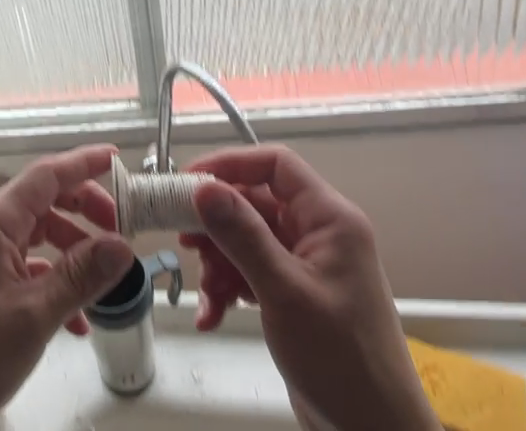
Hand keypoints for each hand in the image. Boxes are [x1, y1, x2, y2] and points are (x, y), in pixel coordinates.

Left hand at [0, 145, 135, 430]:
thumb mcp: (35, 316)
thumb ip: (80, 277)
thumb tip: (122, 247)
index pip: (45, 175)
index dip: (82, 163)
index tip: (116, 159)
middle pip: (46, 200)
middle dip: (86, 211)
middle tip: (121, 231)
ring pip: (41, 234)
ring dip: (75, 252)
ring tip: (105, 279)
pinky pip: (32, 266)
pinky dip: (58, 282)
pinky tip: (79, 320)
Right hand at [179, 146, 439, 430]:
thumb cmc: (341, 359)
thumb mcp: (284, 291)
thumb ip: (242, 236)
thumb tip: (203, 188)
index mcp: (330, 220)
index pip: (276, 165)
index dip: (230, 165)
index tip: (188, 182)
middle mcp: (319, 234)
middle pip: (253, 204)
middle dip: (217, 226)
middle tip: (184, 241)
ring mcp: (306, 265)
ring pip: (246, 240)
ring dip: (218, 265)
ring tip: (208, 294)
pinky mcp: (294, 294)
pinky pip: (250, 273)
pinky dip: (228, 290)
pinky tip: (212, 315)